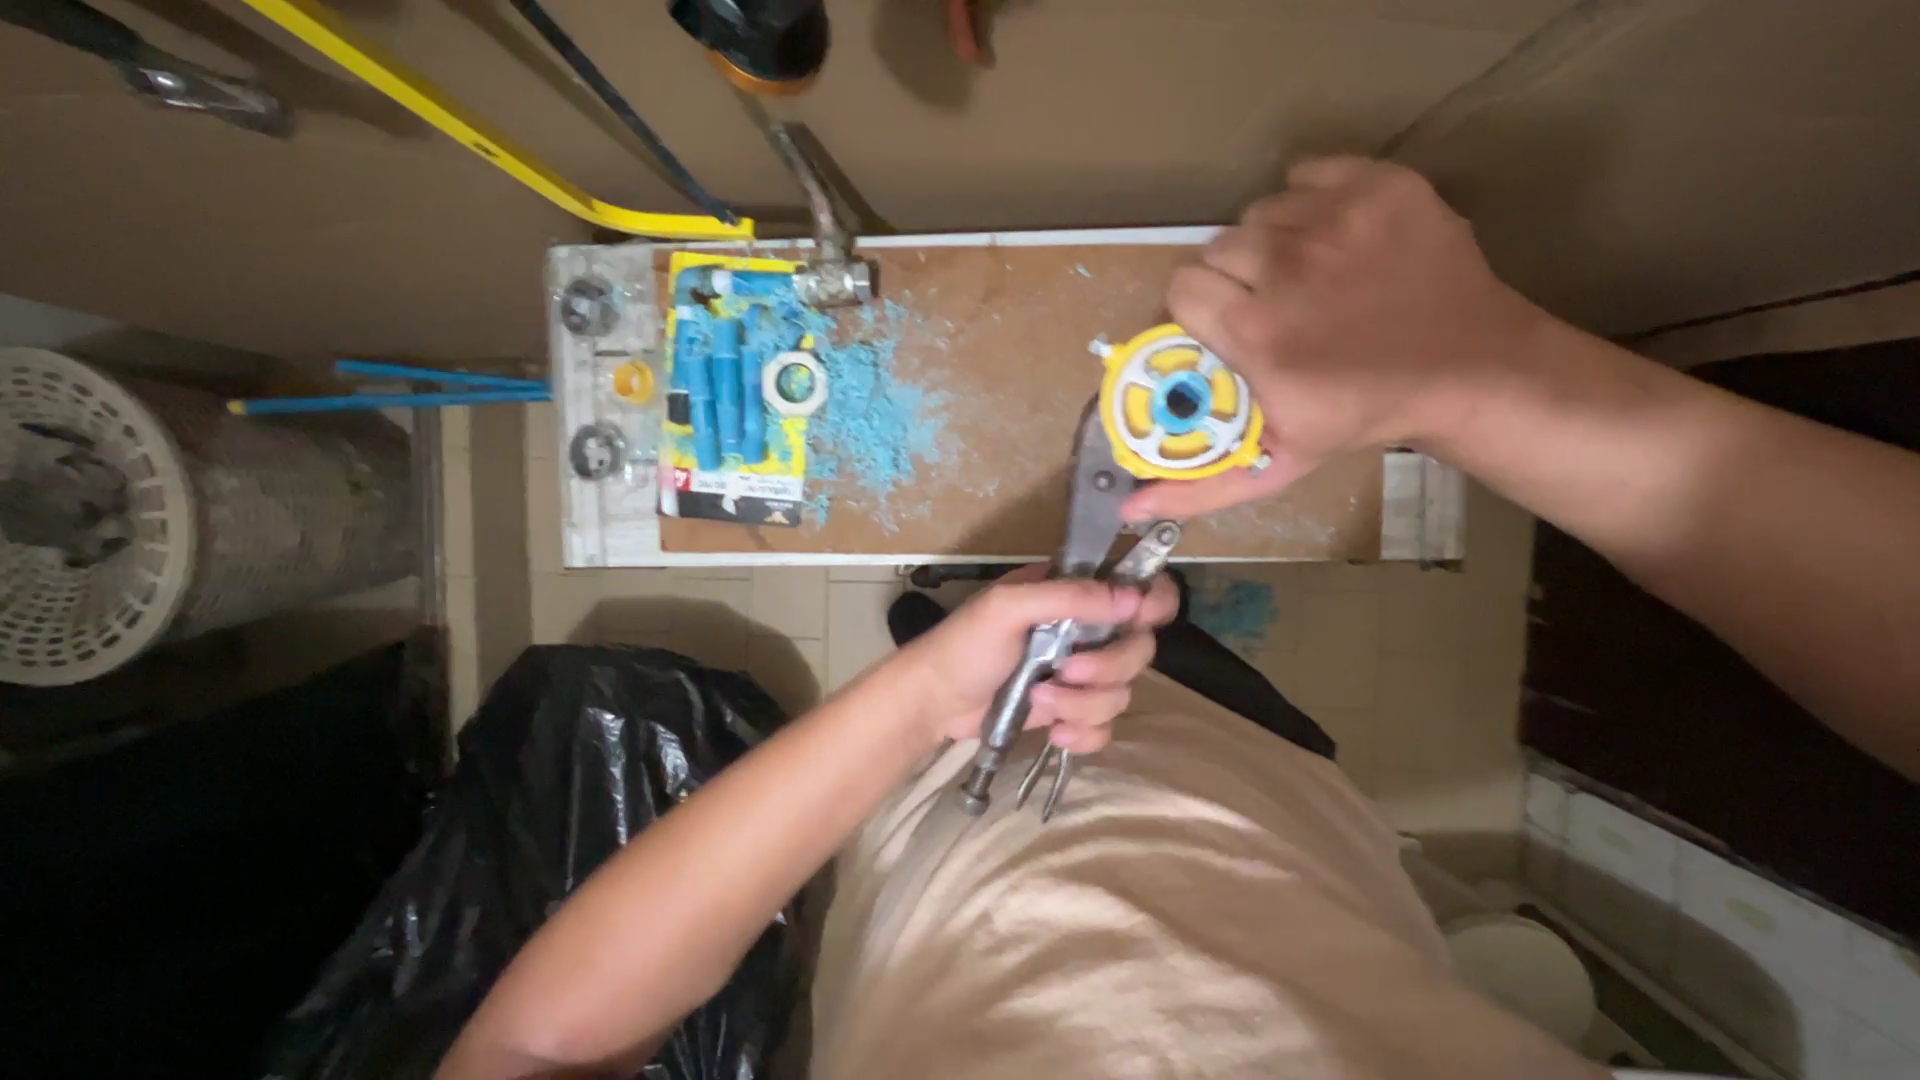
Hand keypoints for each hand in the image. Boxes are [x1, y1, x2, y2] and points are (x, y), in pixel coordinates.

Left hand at [890, 565, 1179, 752]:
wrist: (935, 700)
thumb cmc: (964, 643)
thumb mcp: (1007, 608)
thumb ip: (1068, 598)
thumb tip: (1132, 598)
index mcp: (1074, 594)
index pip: (1137, 588)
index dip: (1151, 604)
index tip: (1136, 622)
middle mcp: (1086, 631)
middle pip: (1139, 648)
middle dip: (1107, 668)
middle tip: (1065, 671)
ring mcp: (1080, 674)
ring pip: (1122, 693)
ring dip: (1082, 704)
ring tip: (1039, 701)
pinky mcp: (1071, 711)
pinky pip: (1105, 728)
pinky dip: (1084, 734)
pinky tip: (1054, 732)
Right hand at [1124, 156, 1552, 522]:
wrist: (1469, 368)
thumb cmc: (1363, 415)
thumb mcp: (1277, 462)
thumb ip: (1198, 489)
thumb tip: (1127, 511)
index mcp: (1256, 331)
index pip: (1182, 288)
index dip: (1199, 310)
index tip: (1226, 326)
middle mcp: (1287, 266)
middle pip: (1216, 247)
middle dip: (1233, 277)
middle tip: (1269, 304)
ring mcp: (1337, 219)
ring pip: (1259, 210)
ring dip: (1270, 240)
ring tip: (1305, 272)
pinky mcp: (1379, 185)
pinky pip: (1307, 174)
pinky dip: (1311, 200)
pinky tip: (1333, 237)